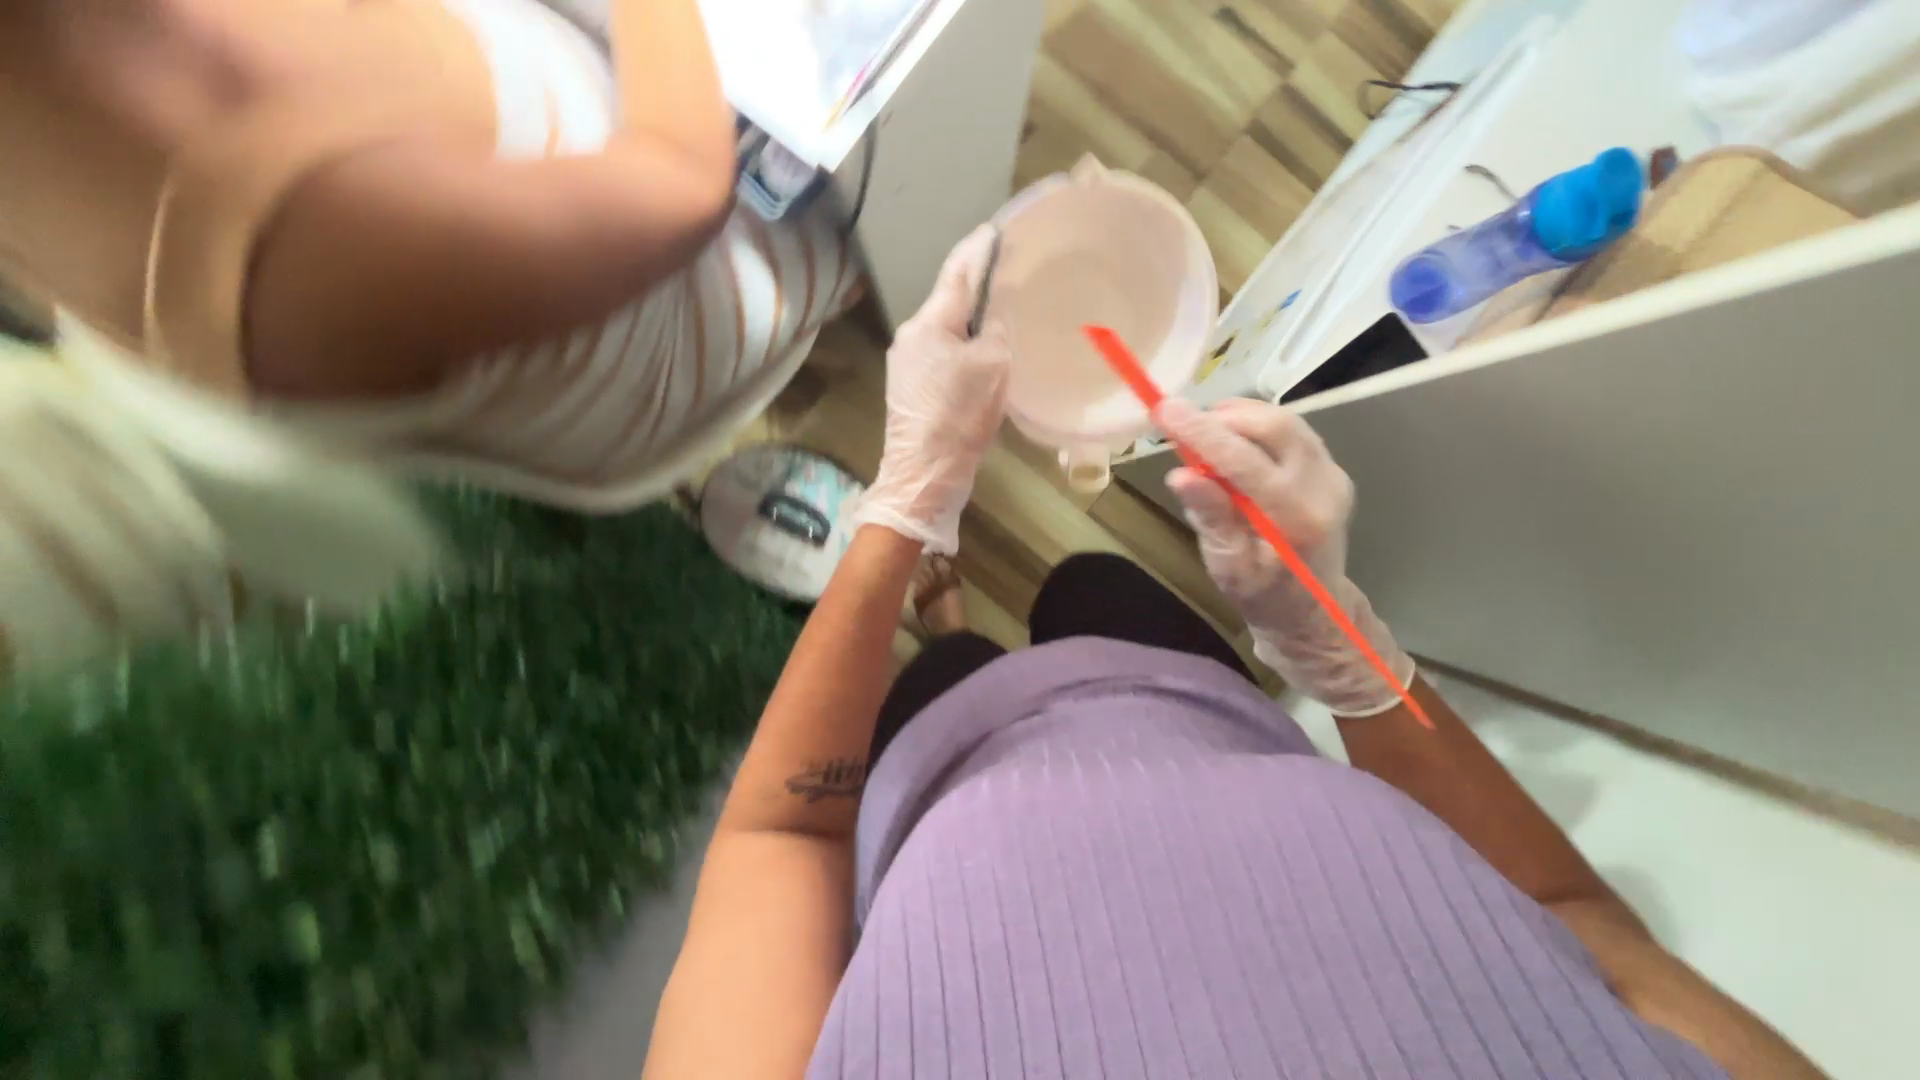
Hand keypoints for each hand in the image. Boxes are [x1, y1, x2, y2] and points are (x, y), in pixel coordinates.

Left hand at [851, 226, 1009, 553]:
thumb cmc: (958, 417)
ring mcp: (906, 362)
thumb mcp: (992, 366)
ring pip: (945, 328)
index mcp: (929, 322)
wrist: (923, 477)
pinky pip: (942, 352)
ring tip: (1002, 310)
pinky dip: (963, 344)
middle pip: (949, 299)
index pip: (957, 270)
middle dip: (978, 284)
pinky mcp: (911, 388)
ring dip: (971, 318)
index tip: (998, 230)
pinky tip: (982, 351)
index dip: (979, 248)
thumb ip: (995, 327)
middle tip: (1011, 273)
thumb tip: (994, 310)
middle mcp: (911, 334)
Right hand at [1158, 397, 1413, 716]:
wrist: (1312, 611)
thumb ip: (1210, 517)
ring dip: (1240, 419)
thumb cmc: (1261, 595)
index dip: (1203, 432)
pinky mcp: (1332, 470)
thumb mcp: (1227, 566)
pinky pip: (1293, 433)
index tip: (1165, 409)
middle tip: (1183, 422)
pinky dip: (1257, 428)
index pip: (1246, 461)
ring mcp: (1334, 476)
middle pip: (1276, 426)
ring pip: (1286, 422)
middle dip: (1224, 417)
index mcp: (1296, 519)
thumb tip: (1181, 475)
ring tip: (1204, 433)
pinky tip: (1233, 443)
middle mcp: (1324, 488)